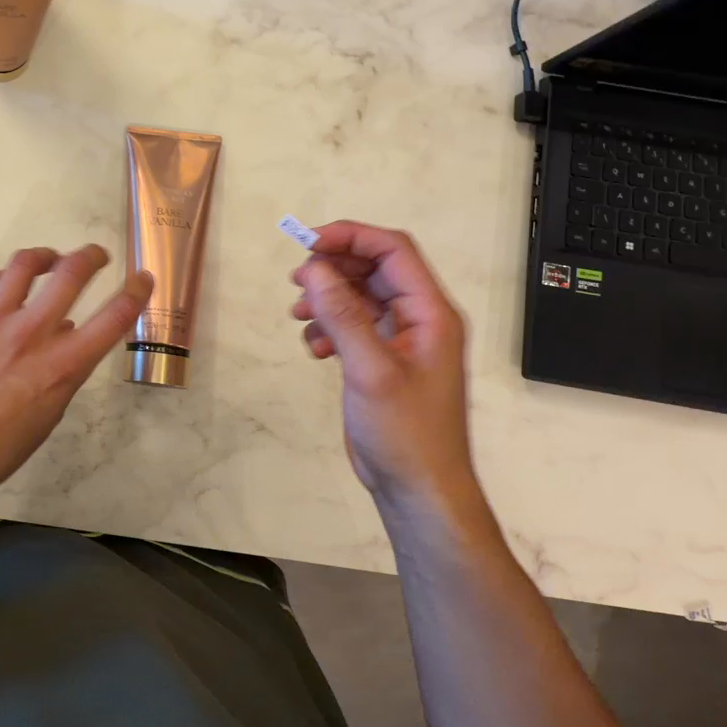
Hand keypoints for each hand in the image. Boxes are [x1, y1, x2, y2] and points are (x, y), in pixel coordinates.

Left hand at [0, 245, 153, 493]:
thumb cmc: (2, 444)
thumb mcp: (49, 412)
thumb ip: (63, 368)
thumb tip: (67, 329)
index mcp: (62, 365)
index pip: (114, 317)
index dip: (137, 292)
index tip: (143, 279)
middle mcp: (31, 333)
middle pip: (71, 273)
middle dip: (91, 256)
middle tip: (95, 256)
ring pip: (24, 263)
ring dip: (44, 256)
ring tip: (48, 260)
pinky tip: (2, 284)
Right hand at [289, 221, 475, 510]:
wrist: (418, 489)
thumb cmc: (404, 431)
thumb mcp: (370, 370)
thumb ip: (343, 316)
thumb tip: (314, 269)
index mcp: (430, 312)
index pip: (392, 250)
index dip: (350, 237)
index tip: (306, 244)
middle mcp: (417, 318)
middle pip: (373, 268)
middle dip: (333, 267)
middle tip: (296, 282)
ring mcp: (399, 339)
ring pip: (358, 295)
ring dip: (326, 297)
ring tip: (299, 314)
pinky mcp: (380, 359)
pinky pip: (351, 324)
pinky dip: (327, 326)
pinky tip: (313, 348)